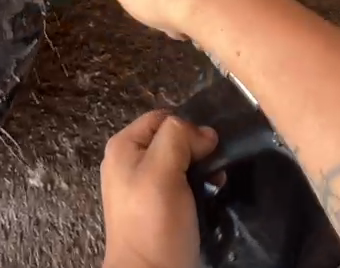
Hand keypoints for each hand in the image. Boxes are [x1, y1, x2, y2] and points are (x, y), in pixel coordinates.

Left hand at [100, 110, 217, 267]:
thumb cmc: (154, 222)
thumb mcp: (162, 171)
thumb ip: (178, 138)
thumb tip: (205, 132)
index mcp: (123, 146)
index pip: (162, 117)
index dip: (187, 127)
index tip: (208, 147)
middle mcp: (130, 162)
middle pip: (172, 140)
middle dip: (196, 151)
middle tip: (215, 169)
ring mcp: (143, 188)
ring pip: (180, 164)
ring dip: (201, 171)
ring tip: (215, 186)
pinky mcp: (158, 211)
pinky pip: (181, 187)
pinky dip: (197, 190)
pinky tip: (209, 199)